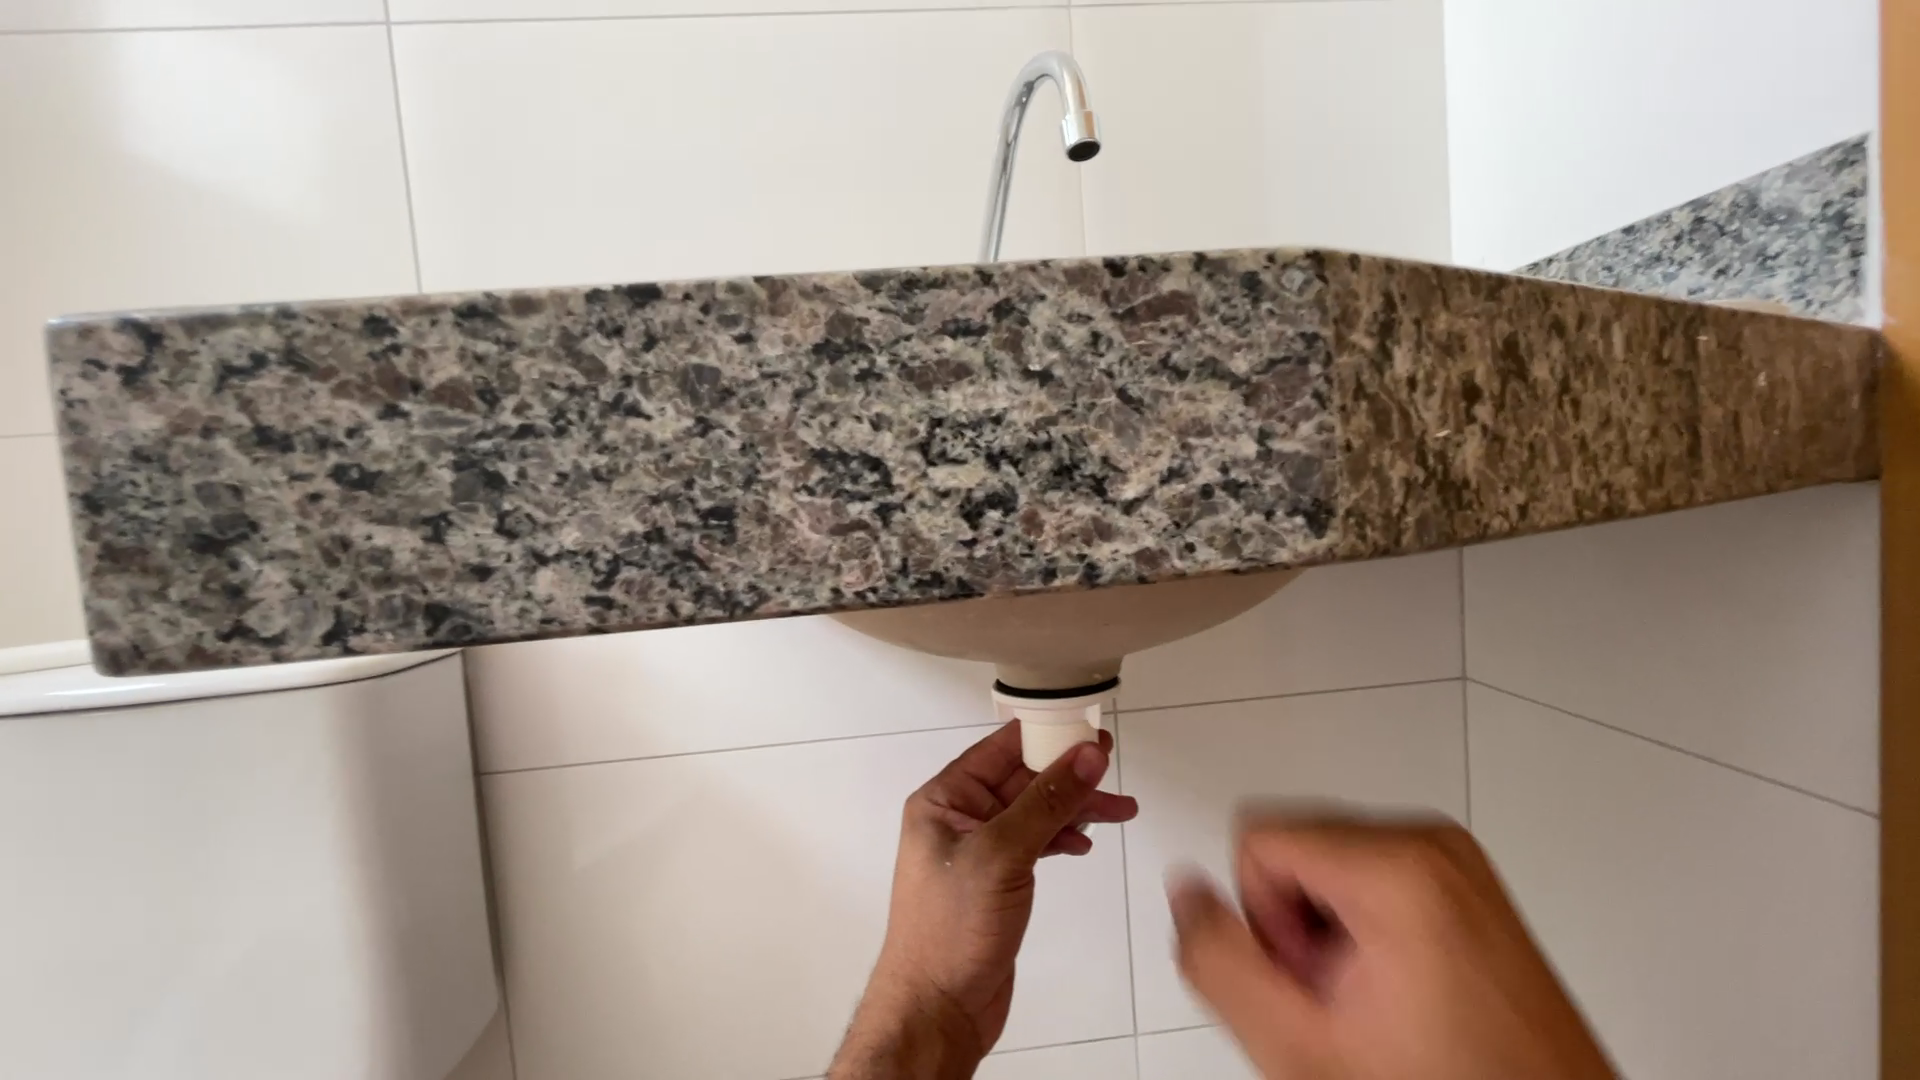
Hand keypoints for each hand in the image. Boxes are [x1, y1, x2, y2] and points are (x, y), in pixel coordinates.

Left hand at [829, 722, 1138, 1079]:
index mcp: (944, 799)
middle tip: (1109, 766)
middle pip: (1022, 779)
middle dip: (1067, 775)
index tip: (1084, 729)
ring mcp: (980, 850)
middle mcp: (960, 818)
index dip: (1043, 735)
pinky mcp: (998, 879)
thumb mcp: (1001, 854)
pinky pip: (1035, 841)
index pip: (999, 750)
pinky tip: (1083, 842)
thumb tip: (1086, 756)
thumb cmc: (951, 929)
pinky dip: (1062, 837)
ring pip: (1034, 811)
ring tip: (1119, 808)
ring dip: (1074, 808)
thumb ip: (1047, 801)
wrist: (938, 1009)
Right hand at [1168, 815, 1617, 1079]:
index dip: (1262, 918)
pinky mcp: (1461, 876)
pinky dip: (1359, 926)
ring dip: (1324, 929)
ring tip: (1372, 999)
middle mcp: (1431, 841)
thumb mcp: (1299, 1047)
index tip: (1313, 980)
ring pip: (1321, 859)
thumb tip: (1186, 889)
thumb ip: (1217, 957)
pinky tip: (1394, 989)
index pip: (1256, 838)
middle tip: (1342, 998)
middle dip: (1293, 922)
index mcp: (1398, 864)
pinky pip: (1363, 870)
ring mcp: (1453, 857)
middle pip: (1291, 843)